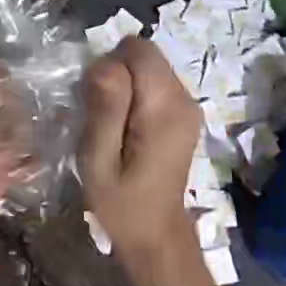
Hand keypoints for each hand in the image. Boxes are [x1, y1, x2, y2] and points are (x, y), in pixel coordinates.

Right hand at [81, 36, 203, 261]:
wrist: (155, 234)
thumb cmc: (122, 203)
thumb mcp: (99, 160)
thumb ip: (104, 109)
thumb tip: (104, 63)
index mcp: (165, 109)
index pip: (138, 51)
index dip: (110, 66)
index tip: (96, 100)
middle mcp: (185, 99)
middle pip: (145, 55)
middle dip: (117, 73)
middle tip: (101, 115)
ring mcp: (189, 105)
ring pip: (149, 66)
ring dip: (125, 85)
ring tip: (113, 124)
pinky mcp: (185, 112)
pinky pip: (155, 82)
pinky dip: (136, 94)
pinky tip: (127, 127)